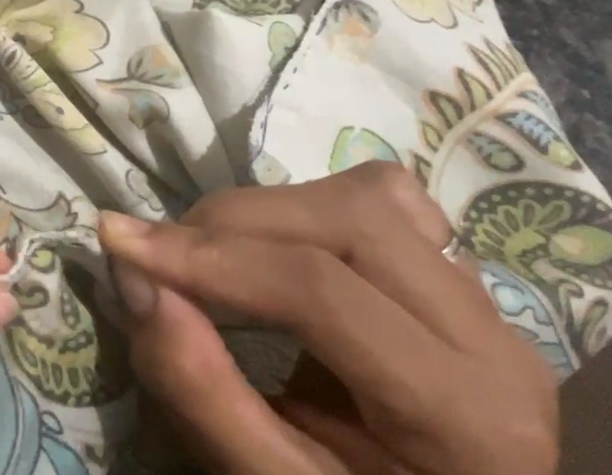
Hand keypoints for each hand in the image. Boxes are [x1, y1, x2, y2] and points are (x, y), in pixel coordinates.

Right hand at [100, 161, 556, 474]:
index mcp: (466, 416)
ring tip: (211, 254)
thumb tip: (131, 278)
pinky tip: (276, 246)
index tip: (115, 241)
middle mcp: (496, 343)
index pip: (324, 290)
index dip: (208, 256)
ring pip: (369, 195)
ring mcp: (485, 303)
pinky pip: (387, 201)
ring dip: (266, 209)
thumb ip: (201, 389)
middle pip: (351, 219)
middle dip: (230, 222)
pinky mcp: (458, 280)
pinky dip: (309, 205)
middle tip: (159, 255)